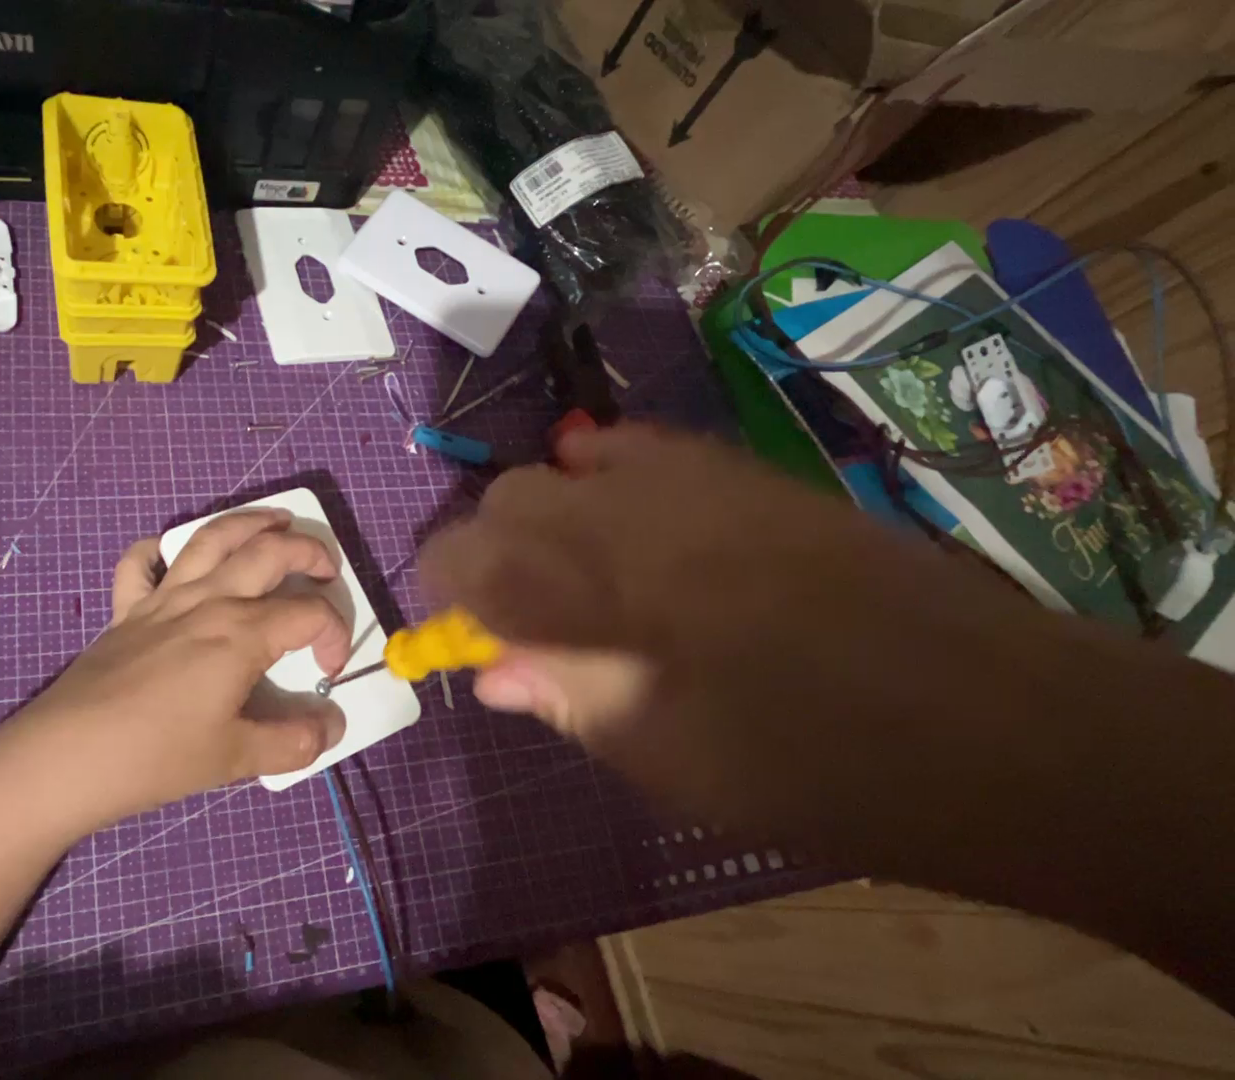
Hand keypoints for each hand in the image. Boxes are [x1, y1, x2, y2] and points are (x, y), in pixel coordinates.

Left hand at [11, 508, 350, 829]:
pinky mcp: (125, 610)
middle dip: (309, 551)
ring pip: (211, 538)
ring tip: (275, 522)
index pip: (310, 614)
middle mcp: (206, 601)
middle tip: (327, 568)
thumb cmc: (156, 757)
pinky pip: (139, 564)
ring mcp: (162, 599)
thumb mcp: (236, 759)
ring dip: (249, 523)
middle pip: (269, 552)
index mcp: (241, 633)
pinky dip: (156, 550)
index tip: (329, 672)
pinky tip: (169, 554)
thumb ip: (294, 742)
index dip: (335, 636)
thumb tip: (334, 726)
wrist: (67, 756)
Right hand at [419, 424, 1173, 863]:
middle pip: (507, 496)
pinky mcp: (743, 472)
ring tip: (580, 573)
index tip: (461, 629)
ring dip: (544, 514)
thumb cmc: (810, 768)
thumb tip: (488, 670)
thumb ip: (563, 697)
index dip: (445, 587)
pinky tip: (629, 519)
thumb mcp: (664, 759)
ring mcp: (690, 481)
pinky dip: (605, 476)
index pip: (467, 555)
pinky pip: (637, 446)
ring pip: (563, 465)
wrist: (996, 724)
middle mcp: (628, 515)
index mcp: (598, 593)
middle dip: (491, 550)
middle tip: (524, 613)